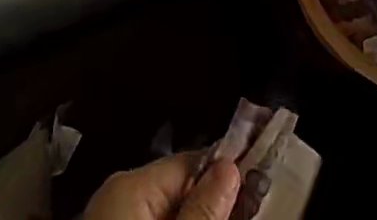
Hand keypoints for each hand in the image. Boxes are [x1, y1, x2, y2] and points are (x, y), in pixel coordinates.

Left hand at [81, 152, 241, 219]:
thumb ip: (202, 212)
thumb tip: (229, 167)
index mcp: (130, 185)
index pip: (190, 162)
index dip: (225, 173)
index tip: (257, 186)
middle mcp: (119, 197)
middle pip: (180, 190)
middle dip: (213, 206)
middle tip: (250, 214)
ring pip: (169, 215)